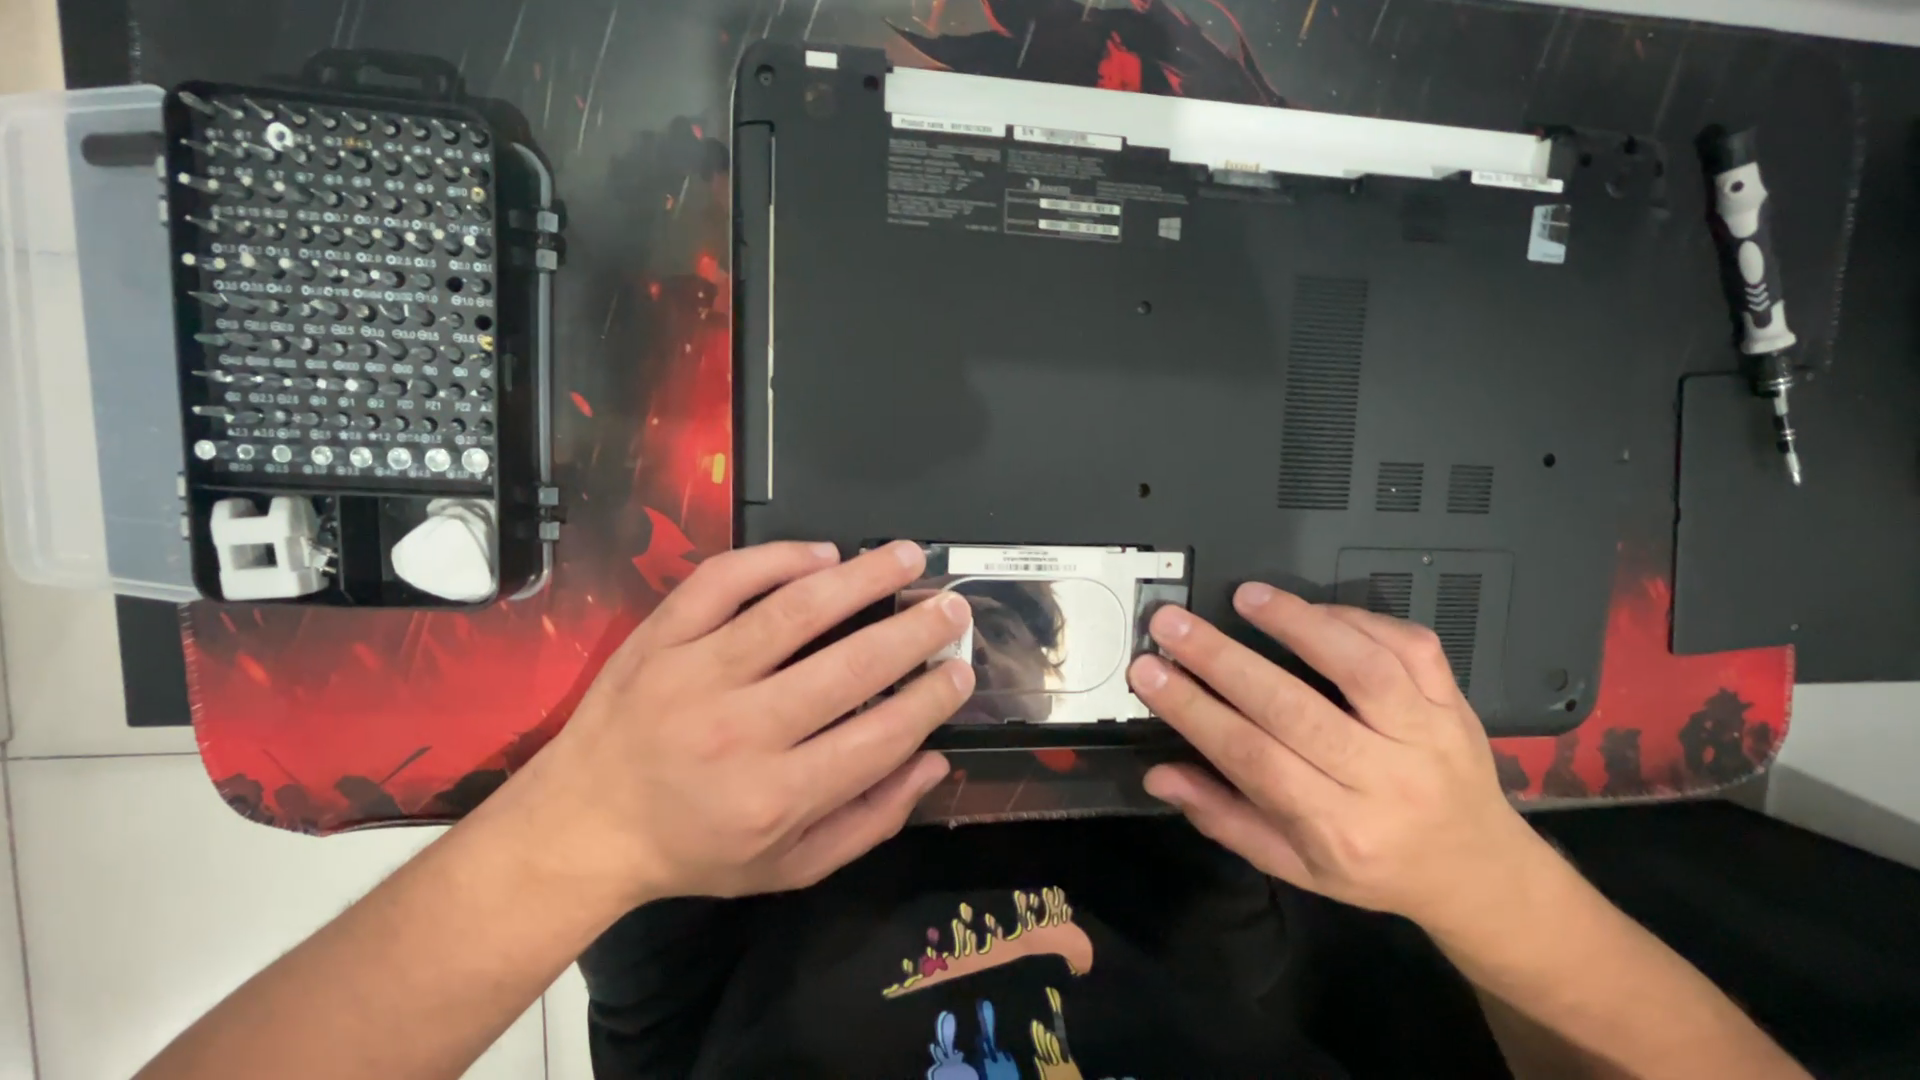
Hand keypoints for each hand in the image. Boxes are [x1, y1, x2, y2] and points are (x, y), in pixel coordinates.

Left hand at [498, 540, 973, 905]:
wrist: (581, 827)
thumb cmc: (693, 850)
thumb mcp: (789, 867)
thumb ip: (869, 822)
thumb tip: (934, 762)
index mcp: (776, 796)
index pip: (880, 737)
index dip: (932, 699)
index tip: (961, 672)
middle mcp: (740, 731)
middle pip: (850, 667)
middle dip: (915, 633)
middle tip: (952, 608)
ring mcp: (694, 674)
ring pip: (794, 611)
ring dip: (861, 578)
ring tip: (905, 558)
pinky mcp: (660, 637)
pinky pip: (722, 581)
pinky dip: (775, 558)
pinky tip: (820, 553)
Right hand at [1128, 584, 1547, 931]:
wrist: (1480, 871)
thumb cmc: (1374, 868)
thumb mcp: (1293, 866)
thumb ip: (1224, 818)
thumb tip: (1159, 776)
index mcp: (1338, 828)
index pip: (1252, 759)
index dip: (1193, 710)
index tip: (1148, 672)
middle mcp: (1385, 780)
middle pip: (1294, 708)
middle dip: (1222, 659)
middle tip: (1172, 624)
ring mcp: (1428, 736)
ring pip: (1362, 668)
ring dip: (1298, 624)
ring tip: (1245, 596)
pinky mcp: (1454, 703)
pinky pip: (1411, 646)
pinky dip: (1360, 619)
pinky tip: (1314, 610)